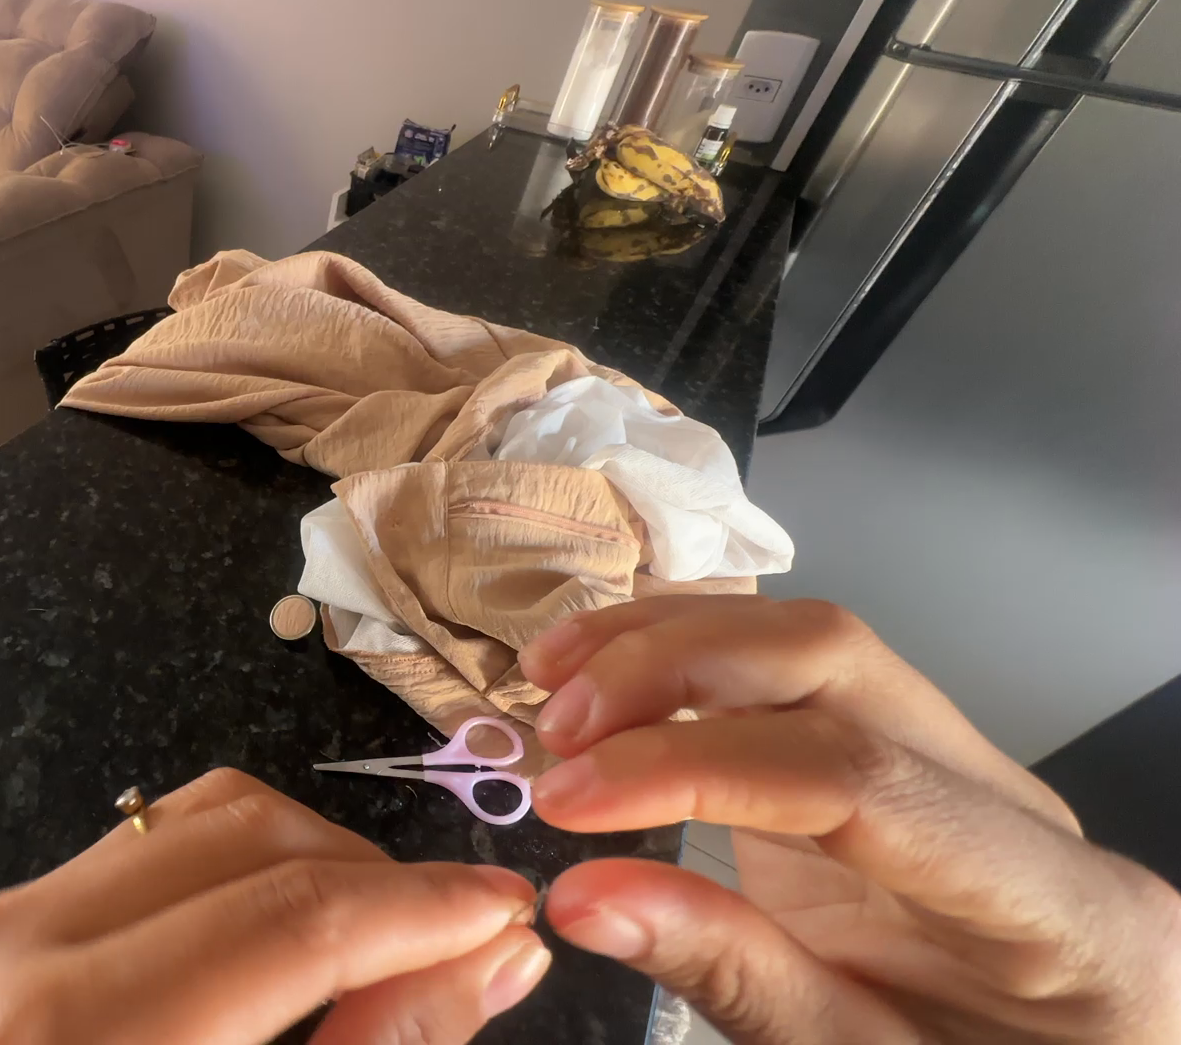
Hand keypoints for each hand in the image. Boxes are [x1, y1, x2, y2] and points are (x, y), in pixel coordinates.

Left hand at [0, 768, 549, 1044]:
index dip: (419, 908)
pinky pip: (176, 832)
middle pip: (256, 837)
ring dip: (321, 854)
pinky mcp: (28, 898)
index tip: (508, 905)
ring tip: (375, 931)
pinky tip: (293, 919)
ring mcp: (18, 909)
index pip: (290, 922)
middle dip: (375, 877)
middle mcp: (29, 941)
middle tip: (449, 934)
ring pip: (219, 812)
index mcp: (83, 1031)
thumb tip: (498, 947)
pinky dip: (259, 859)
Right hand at [519, 595, 1180, 1043]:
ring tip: (547, 681)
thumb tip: (575, 898)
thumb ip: (729, 975)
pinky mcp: (855, 725)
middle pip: (823, 655)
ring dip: (644, 639)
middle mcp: (996, 786)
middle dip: (661, 671)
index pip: (853, 778)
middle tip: (557, 731)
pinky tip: (587, 668)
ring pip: (781, 627)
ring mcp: (929, 738)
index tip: (564, 804)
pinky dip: (655, 642)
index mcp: (1055, 905)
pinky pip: (756, 646)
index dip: (684, 770)